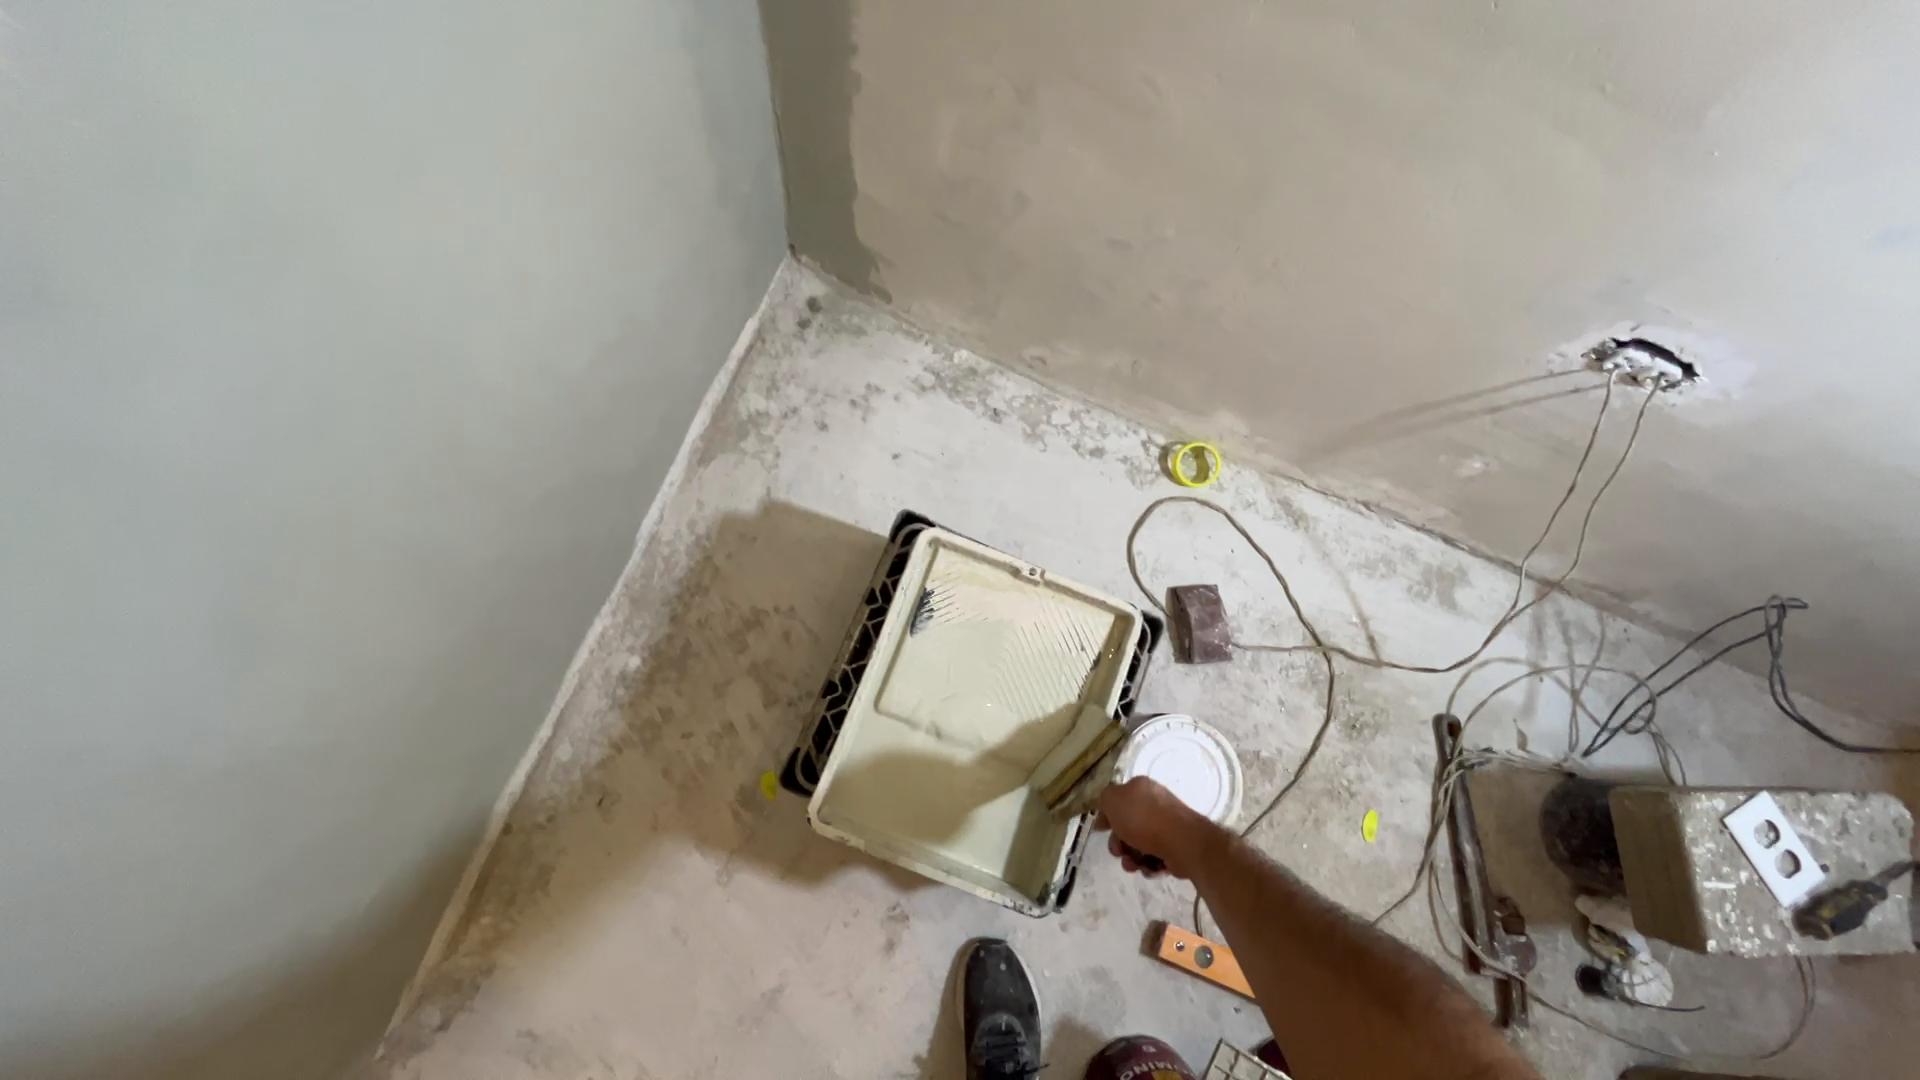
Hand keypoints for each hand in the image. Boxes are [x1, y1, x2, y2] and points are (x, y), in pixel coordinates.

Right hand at [1096, 777, 1216, 879]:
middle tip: (1119, 851)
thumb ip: (1104, 800)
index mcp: (1140, 788)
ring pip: (1140, 845)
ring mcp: (1167, 826)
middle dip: (1119, 843)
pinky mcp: (1176, 847)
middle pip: (1127, 826)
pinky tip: (1149, 868)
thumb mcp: (1113, 800)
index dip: (1107, 816)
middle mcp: (1155, 804)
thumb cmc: (1143, 818)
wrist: (1181, 841)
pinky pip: (1155, 857)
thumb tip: (1106, 814)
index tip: (1101, 830)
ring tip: (1133, 865)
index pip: (1118, 800)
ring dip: (1132, 858)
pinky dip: (1149, 865)